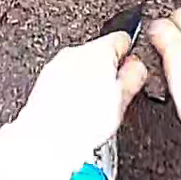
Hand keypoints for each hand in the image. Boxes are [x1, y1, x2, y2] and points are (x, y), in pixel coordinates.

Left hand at [10, 31, 149, 159]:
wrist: (46, 141)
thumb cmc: (82, 124)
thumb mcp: (122, 101)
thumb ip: (134, 76)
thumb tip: (137, 67)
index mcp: (99, 50)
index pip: (122, 38)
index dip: (130, 56)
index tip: (130, 72)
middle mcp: (75, 52)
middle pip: (99, 52)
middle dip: (107, 70)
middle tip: (111, 97)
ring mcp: (56, 65)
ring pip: (80, 66)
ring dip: (87, 80)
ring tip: (90, 109)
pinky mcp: (43, 81)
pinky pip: (64, 79)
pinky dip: (70, 90)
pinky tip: (74, 111)